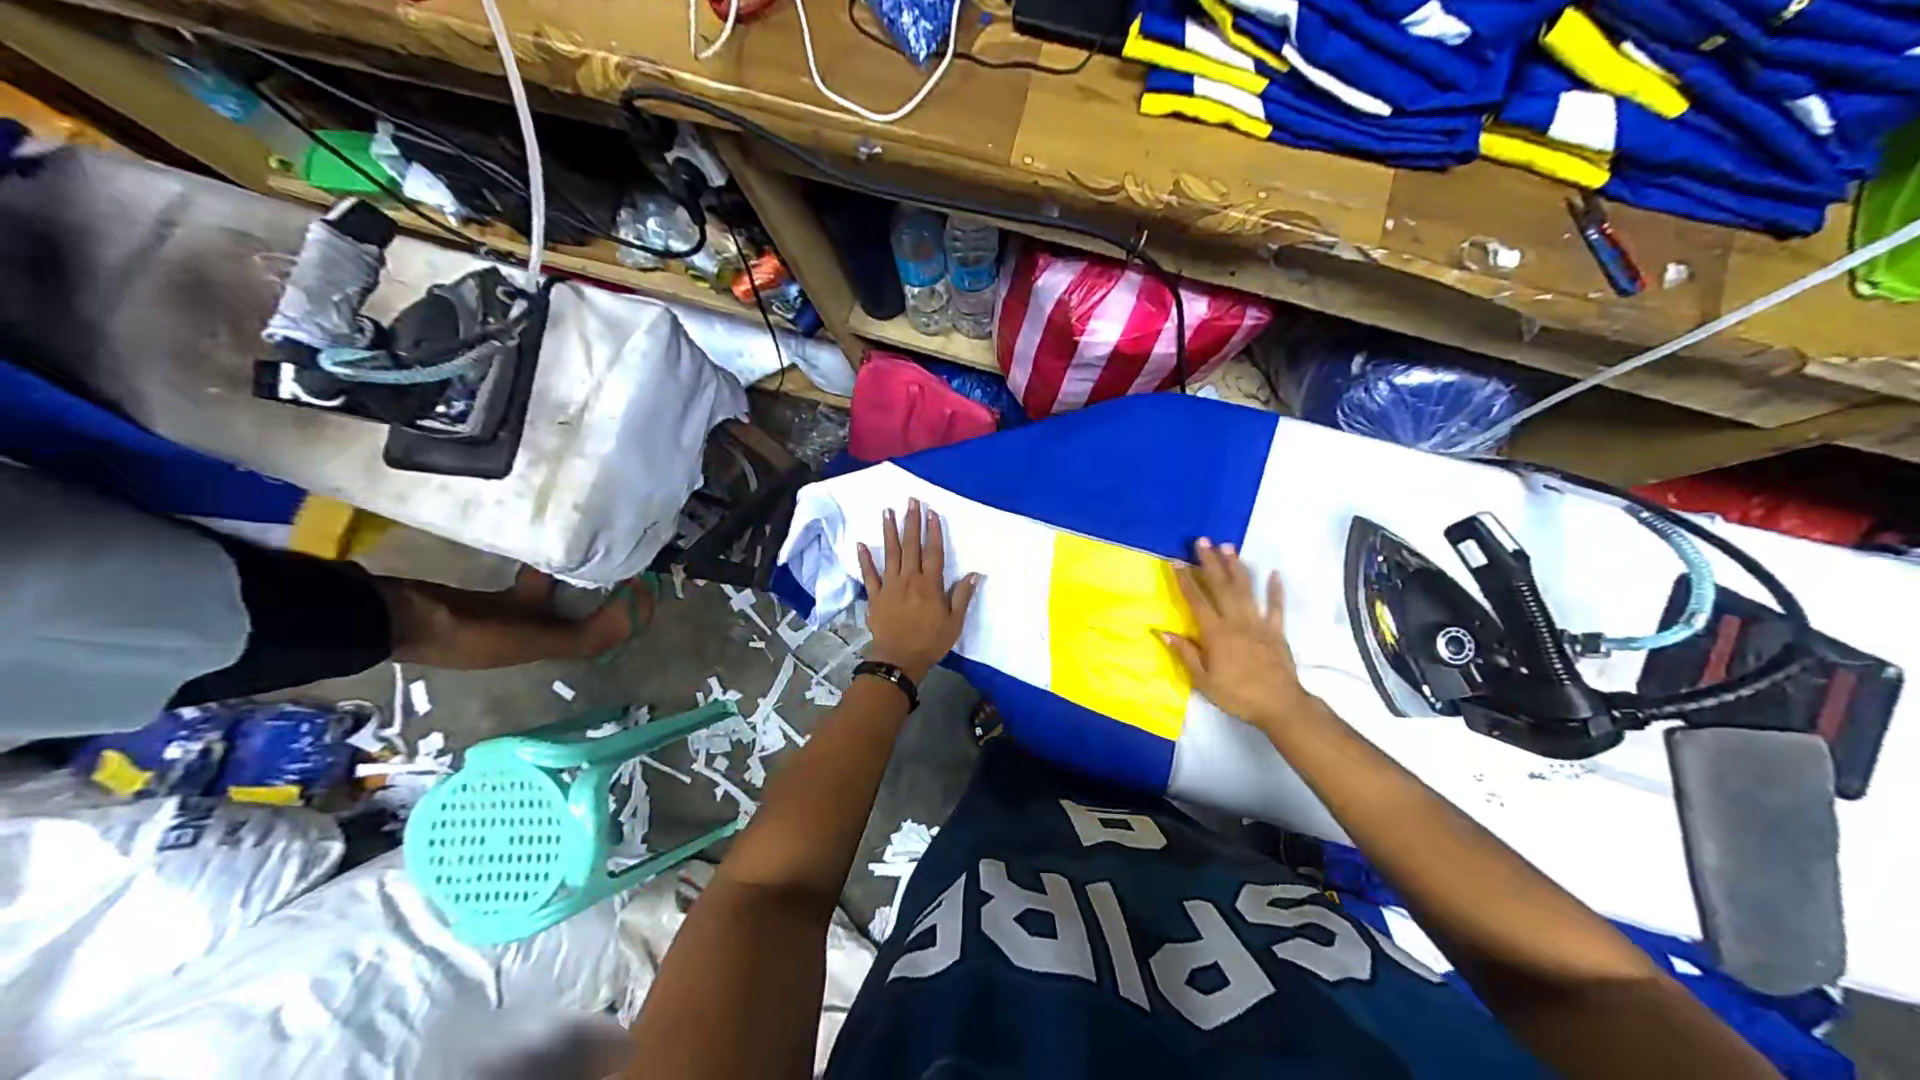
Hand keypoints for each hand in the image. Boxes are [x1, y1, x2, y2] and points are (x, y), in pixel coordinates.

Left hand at [857, 499, 979, 682]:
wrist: (898, 659)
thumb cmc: (930, 641)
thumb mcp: (954, 622)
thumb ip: (962, 596)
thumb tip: (974, 574)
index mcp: (930, 584)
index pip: (933, 552)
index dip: (934, 532)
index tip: (932, 512)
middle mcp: (909, 579)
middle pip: (911, 546)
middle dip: (911, 522)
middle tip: (911, 501)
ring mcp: (890, 586)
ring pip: (890, 553)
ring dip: (889, 531)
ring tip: (887, 512)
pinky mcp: (875, 596)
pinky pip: (869, 574)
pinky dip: (864, 559)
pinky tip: (860, 544)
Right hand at [1163, 538, 1314, 732]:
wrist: (1280, 705)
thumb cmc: (1237, 695)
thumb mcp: (1203, 681)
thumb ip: (1185, 653)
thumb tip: (1163, 632)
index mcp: (1216, 634)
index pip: (1196, 601)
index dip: (1185, 580)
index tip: (1176, 561)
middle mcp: (1236, 622)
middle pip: (1221, 587)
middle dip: (1210, 562)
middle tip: (1202, 541)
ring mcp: (1258, 624)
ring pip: (1245, 590)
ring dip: (1236, 567)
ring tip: (1228, 547)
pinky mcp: (1276, 631)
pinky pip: (1276, 607)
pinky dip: (1275, 589)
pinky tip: (1274, 573)